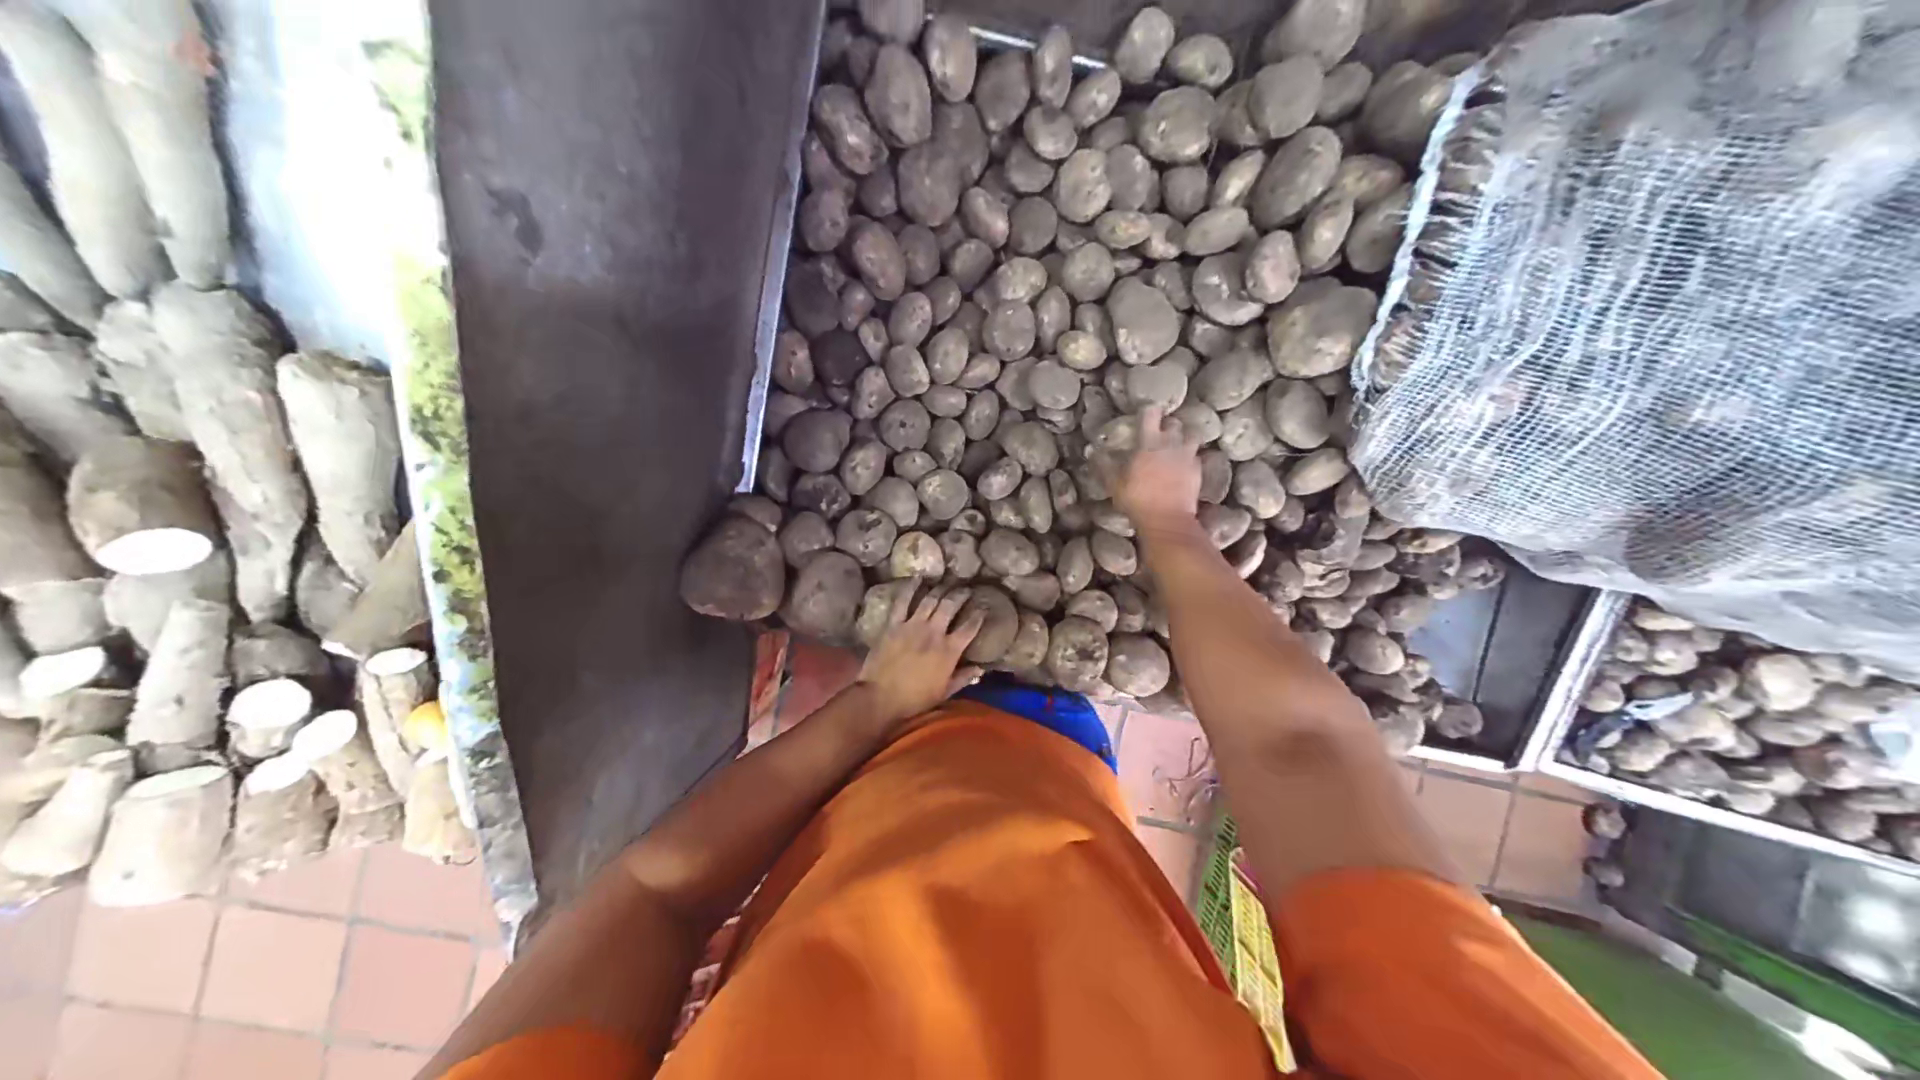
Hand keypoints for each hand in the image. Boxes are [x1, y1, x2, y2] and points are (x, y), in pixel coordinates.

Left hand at [854, 586, 984, 726]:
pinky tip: (918, 578)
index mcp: (949, 650)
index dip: (979, 615)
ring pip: (930, 599)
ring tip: (947, 583)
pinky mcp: (894, 623)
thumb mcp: (944, 692)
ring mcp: (913, 625)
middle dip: (961, 595)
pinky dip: (911, 587)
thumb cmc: (915, 698)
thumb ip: (964, 678)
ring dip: (941, 589)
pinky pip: (903, 600)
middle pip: (951, 606)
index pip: (969, 627)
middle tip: (966, 589)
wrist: (881, 697)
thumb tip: (981, 669)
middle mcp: (934, 632)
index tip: (984, 607)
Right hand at [1115, 406, 1201, 538]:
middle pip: (1174, 423)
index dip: (1147, 411)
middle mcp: (1171, 444)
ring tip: (1177, 445)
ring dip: (1184, 438)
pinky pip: (1197, 457)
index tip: (1144, 413)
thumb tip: (1093, 451)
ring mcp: (1188, 456)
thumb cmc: (1137, 500)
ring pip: (1192, 436)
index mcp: (1149, 442)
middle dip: (1167, 425)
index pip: (1151, 413)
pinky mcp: (1198, 471)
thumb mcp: (1114, 484)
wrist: (1168, 521)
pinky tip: (1185, 465)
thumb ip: (1104, 465)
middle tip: (1160, 432)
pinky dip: (1191, 458)